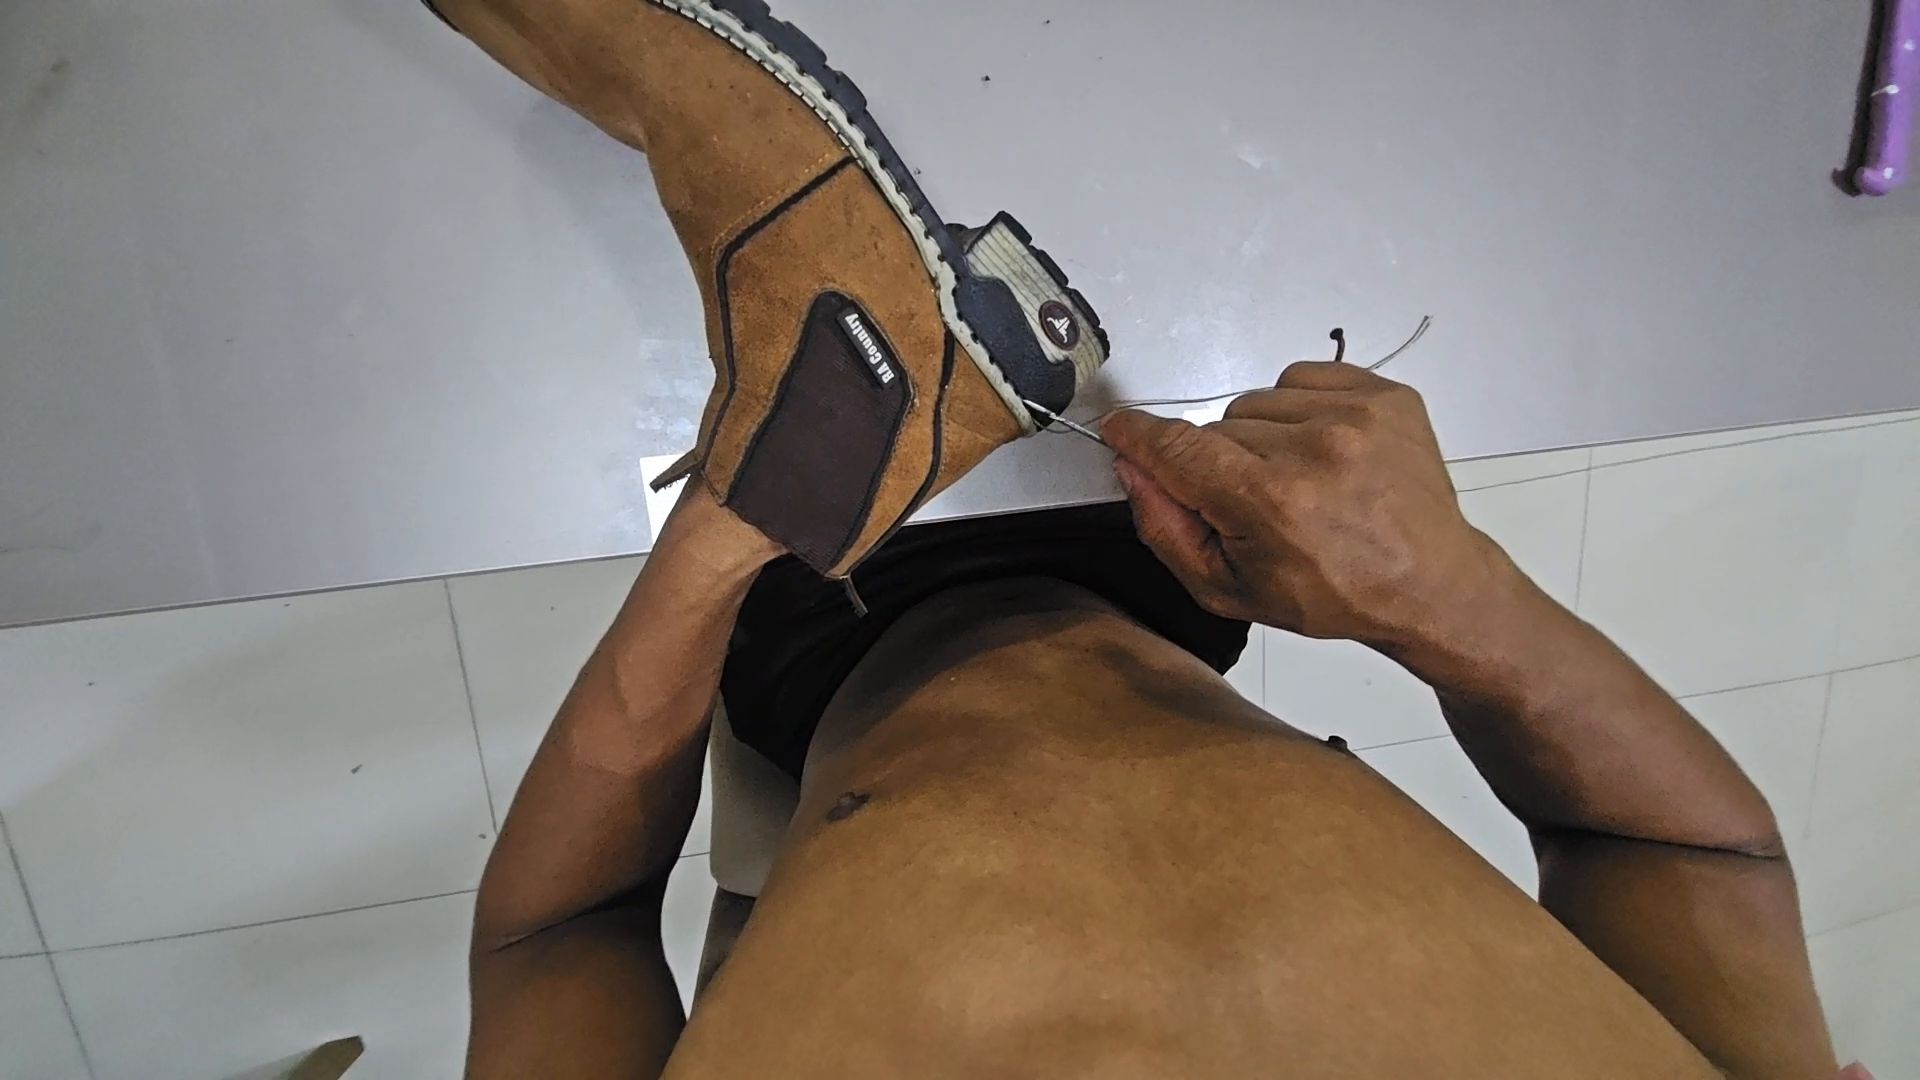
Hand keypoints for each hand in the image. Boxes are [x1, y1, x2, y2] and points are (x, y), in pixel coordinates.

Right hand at [1103, 361, 1518, 649]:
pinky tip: (1313, 449)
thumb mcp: (1223, 587)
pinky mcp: (1385, 394)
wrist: (1426, 583)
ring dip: (1253, 435)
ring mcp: (1355, 415)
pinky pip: (1297, 379)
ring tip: (1288, 475)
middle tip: (1246, 499)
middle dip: (1210, 460)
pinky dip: (1291, 410)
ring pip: (1252, 402)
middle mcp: (1313, 448)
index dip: (1135, 434)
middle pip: (1211, 427)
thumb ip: (1163, 527)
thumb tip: (1131, 467)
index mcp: (1269, 501)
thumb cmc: (1325, 594)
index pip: (1175, 446)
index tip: (1117, 428)